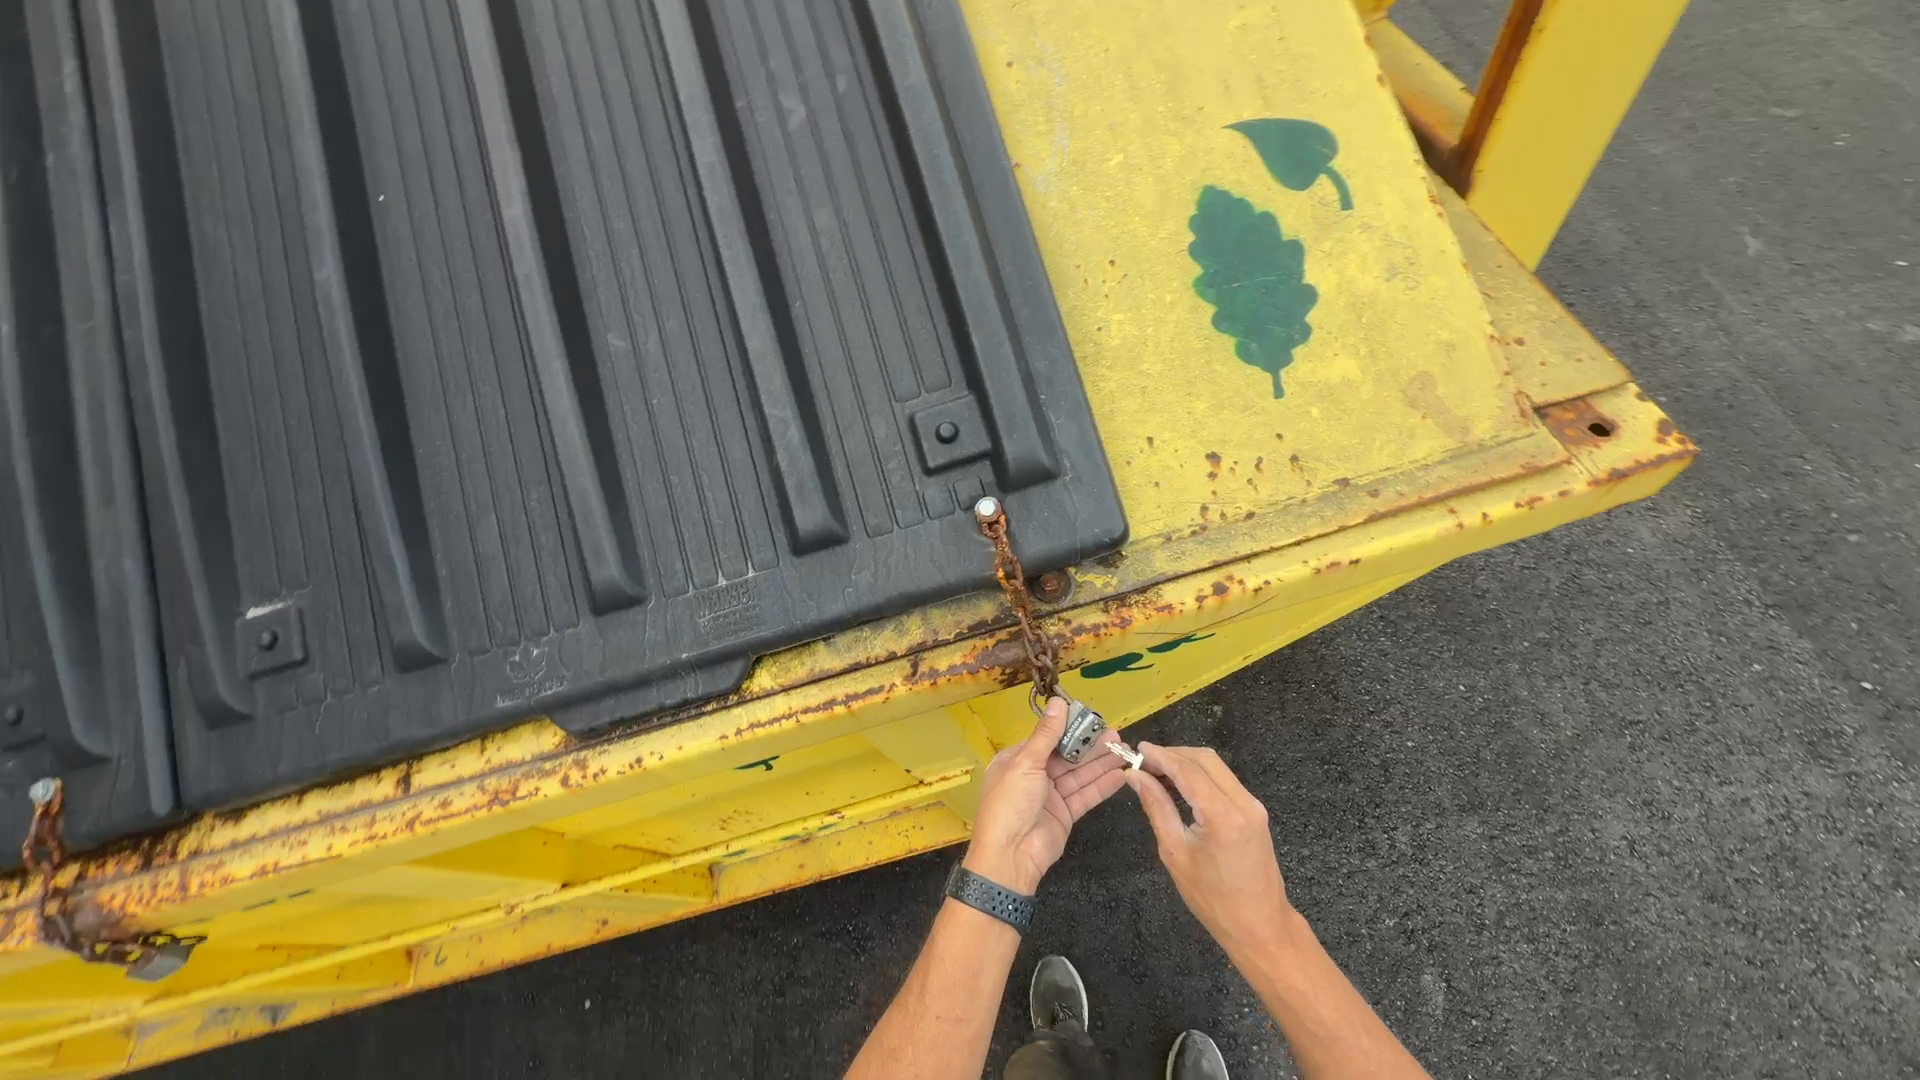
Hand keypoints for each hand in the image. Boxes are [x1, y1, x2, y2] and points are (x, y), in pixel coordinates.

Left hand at [962, 697, 1128, 893]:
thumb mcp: (1026, 763)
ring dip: (1100, 763)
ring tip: (1124, 749)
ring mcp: (1050, 796)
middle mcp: (1033, 776)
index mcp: (1016, 761)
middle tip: (1115, 734)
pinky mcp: (1065, 814)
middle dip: (1089, 746)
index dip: (1069, 728)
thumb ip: (1047, 735)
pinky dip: (1102, 785)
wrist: (1010, 856)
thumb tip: (1058, 702)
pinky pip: (1085, 795)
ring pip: (1079, 774)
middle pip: (1066, 756)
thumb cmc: (1010, 803)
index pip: (1046, 739)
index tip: (1091, 718)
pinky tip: (1120, 774)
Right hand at [1125, 744, 1291, 957]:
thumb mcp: (1175, 852)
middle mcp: (1243, 802)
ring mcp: (1253, 806)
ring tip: (1158, 773)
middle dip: (1173, 754)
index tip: (1136, 750)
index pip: (1187, 770)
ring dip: (1187, 762)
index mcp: (1222, 815)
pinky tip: (1180, 786)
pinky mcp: (1255, 812)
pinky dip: (1200, 775)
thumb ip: (1156, 807)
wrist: (1259, 925)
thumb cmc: (1212, 898)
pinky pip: (1224, 780)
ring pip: (1216, 766)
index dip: (1160, 756)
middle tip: (1144, 763)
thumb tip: (1135, 776)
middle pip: (1205, 759)